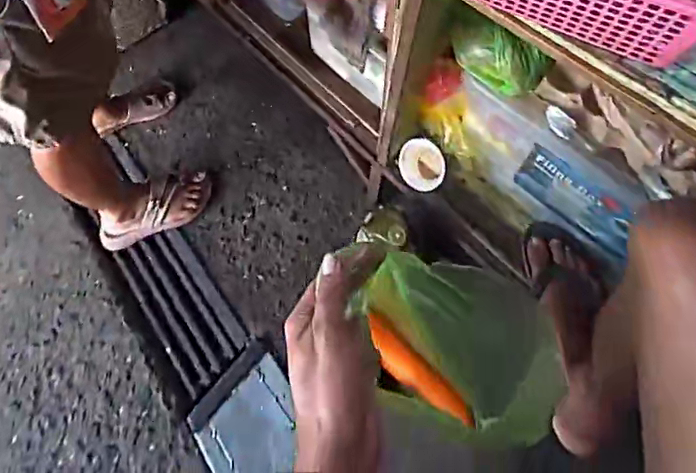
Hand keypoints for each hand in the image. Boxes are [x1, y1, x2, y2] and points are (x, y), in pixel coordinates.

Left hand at [286, 246, 386, 471]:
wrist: (343, 449)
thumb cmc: (332, 392)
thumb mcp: (330, 337)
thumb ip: (331, 296)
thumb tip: (332, 258)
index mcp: (304, 322)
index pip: (327, 278)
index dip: (350, 259)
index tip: (376, 248)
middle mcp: (316, 333)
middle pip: (340, 293)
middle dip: (361, 275)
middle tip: (388, 259)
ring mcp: (334, 352)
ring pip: (353, 314)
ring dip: (369, 297)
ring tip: (391, 282)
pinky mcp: (352, 369)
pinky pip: (364, 337)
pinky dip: (376, 323)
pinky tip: (389, 321)